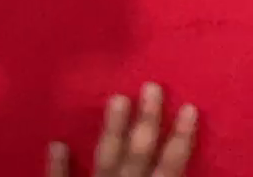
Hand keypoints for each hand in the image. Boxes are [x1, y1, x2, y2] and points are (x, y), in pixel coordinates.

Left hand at [49, 83, 197, 176]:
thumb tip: (196, 170)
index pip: (169, 168)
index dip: (181, 138)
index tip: (190, 106)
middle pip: (137, 155)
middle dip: (146, 121)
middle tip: (152, 85)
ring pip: (105, 160)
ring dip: (112, 130)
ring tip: (116, 97)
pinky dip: (58, 166)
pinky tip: (56, 143)